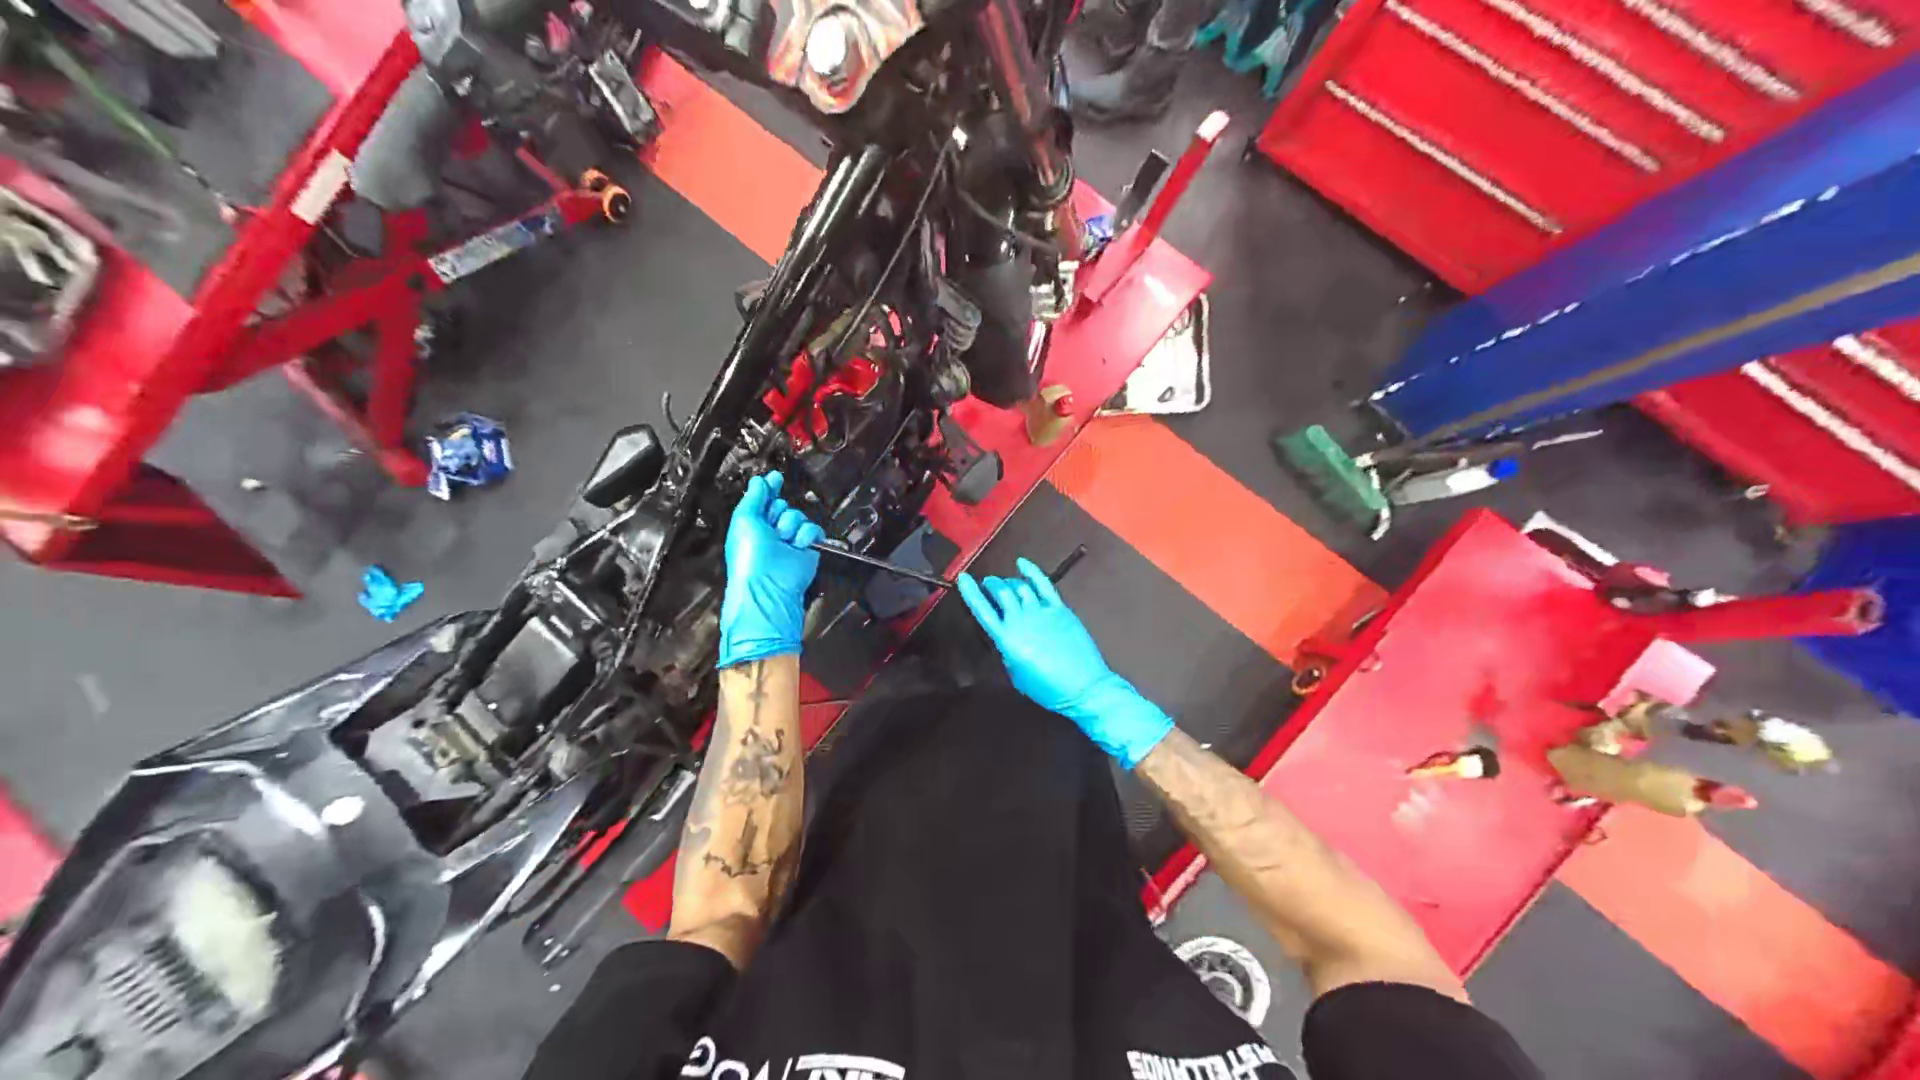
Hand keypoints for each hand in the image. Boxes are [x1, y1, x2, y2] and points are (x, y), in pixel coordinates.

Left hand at [719, 471, 825, 667]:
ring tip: (784, 539)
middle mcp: (771, 532)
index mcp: (752, 525)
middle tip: (772, 525)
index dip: (769, 488)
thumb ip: (753, 497)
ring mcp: (789, 541)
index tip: (774, 477)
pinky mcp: (807, 549)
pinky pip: (813, 530)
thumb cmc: (750, 559)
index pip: (764, 500)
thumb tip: (759, 481)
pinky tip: (798, 544)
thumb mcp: (743, 520)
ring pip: (798, 516)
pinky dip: (806, 535)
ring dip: (791, 525)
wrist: (769, 585)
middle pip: (783, 505)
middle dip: (779, 511)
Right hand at [957, 557, 1173, 767]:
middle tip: (988, 584)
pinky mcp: (1060, 609)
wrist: (1082, 687)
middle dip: (991, 584)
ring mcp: (1041, 612)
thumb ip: (1007, 648)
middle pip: (1001, 591)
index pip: (982, 609)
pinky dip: (1031, 571)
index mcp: (1006, 639)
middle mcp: (1021, 620)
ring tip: (1005, 583)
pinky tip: (1022, 563)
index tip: (963, 579)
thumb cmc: (1047, 688)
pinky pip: (1043, 584)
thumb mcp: (1015, 672)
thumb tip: (1004, 634)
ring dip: (1008, 581)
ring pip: (1020, 586)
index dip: (970, 592)